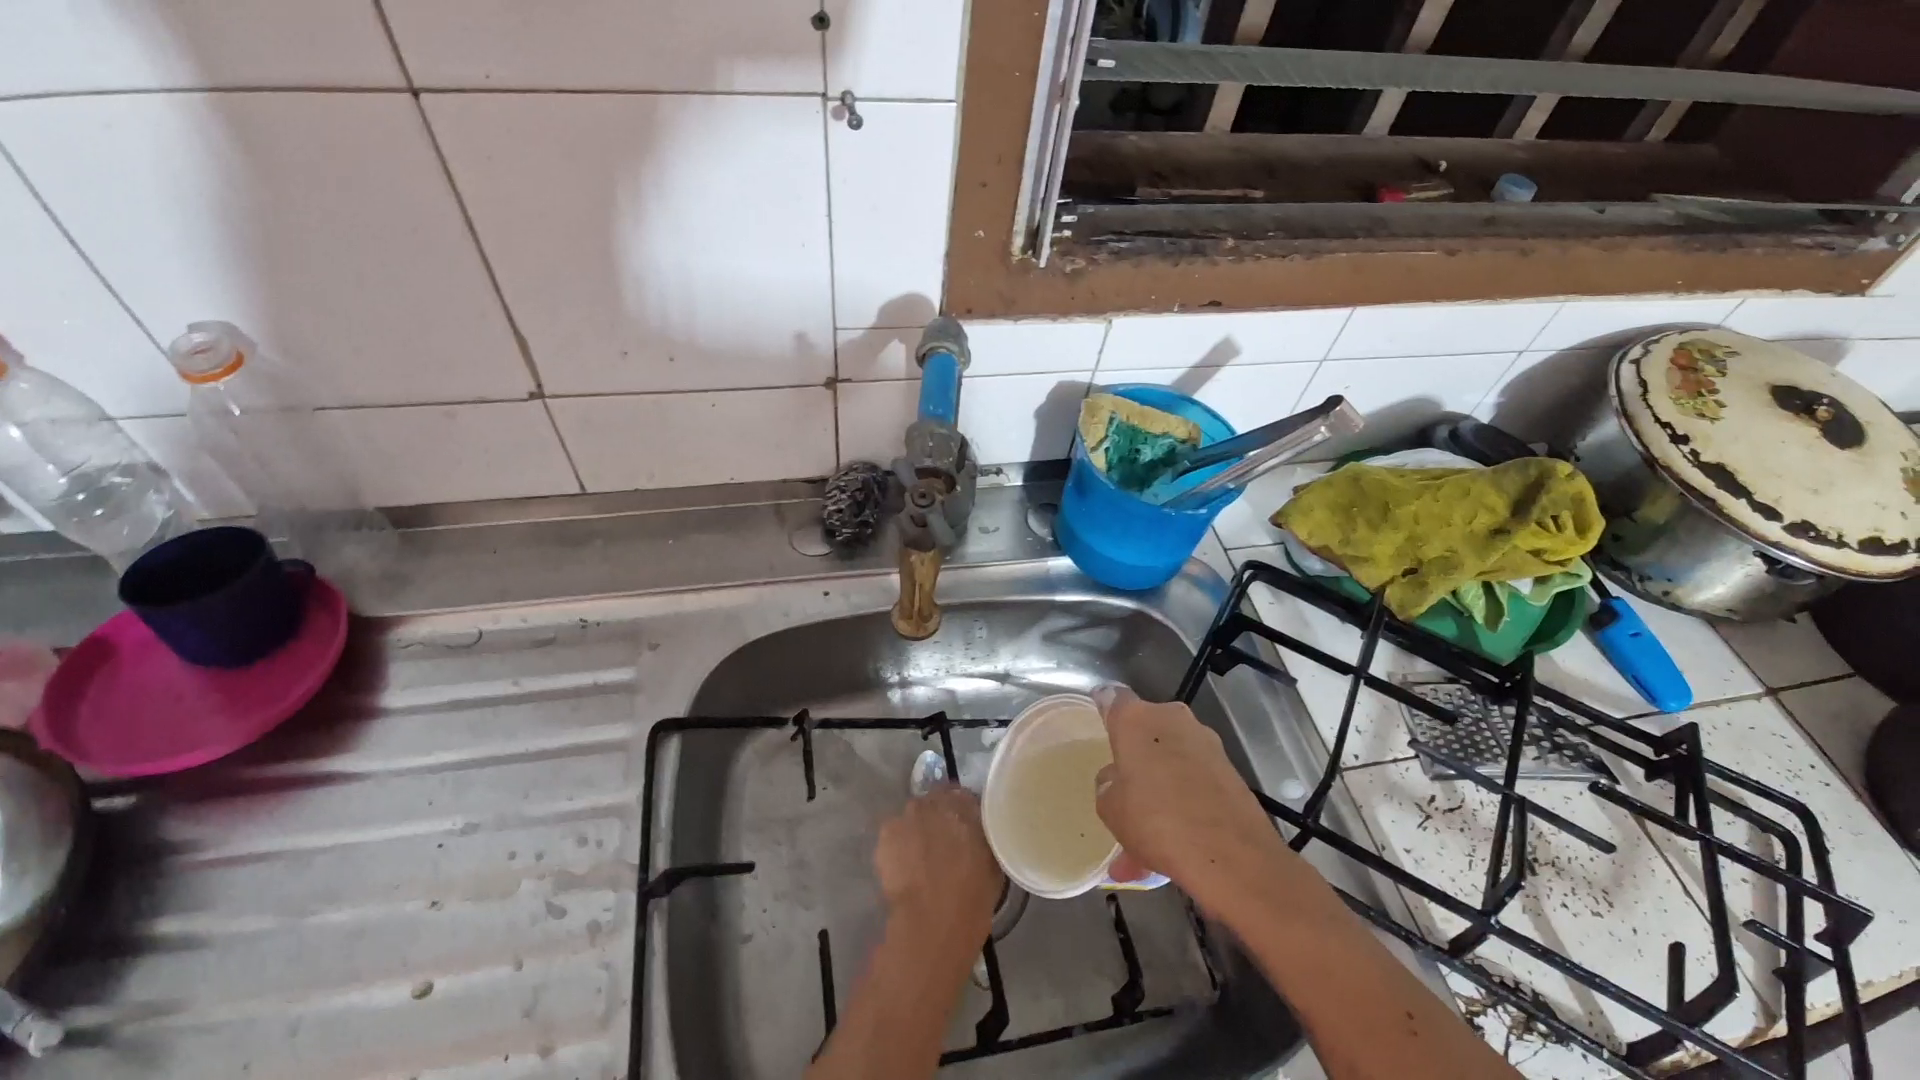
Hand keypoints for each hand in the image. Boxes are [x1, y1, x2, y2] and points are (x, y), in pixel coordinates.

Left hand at [875, 786, 1003, 943]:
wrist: (933, 918)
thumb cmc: (972, 896)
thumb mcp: (993, 863)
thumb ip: (982, 839)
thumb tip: (975, 835)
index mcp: (966, 807)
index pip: (963, 797)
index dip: (963, 813)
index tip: (964, 829)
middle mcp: (935, 802)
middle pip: (935, 804)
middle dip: (937, 820)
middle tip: (942, 845)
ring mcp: (907, 815)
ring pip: (912, 818)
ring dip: (917, 831)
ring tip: (920, 860)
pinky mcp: (886, 833)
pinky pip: (894, 833)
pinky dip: (898, 845)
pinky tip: (904, 867)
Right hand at [1093, 688, 1298, 908]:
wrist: (1231, 855)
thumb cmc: (1155, 820)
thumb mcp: (1110, 808)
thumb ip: (1108, 784)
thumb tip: (1118, 778)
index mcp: (1137, 720)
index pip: (1113, 698)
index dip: (1104, 706)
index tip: (1098, 716)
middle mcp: (1173, 720)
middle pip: (1146, 732)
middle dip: (1135, 758)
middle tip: (1123, 791)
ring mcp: (1206, 744)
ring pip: (1170, 763)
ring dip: (1158, 792)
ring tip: (1142, 845)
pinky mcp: (1230, 770)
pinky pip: (1192, 783)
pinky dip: (1180, 806)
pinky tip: (1168, 850)